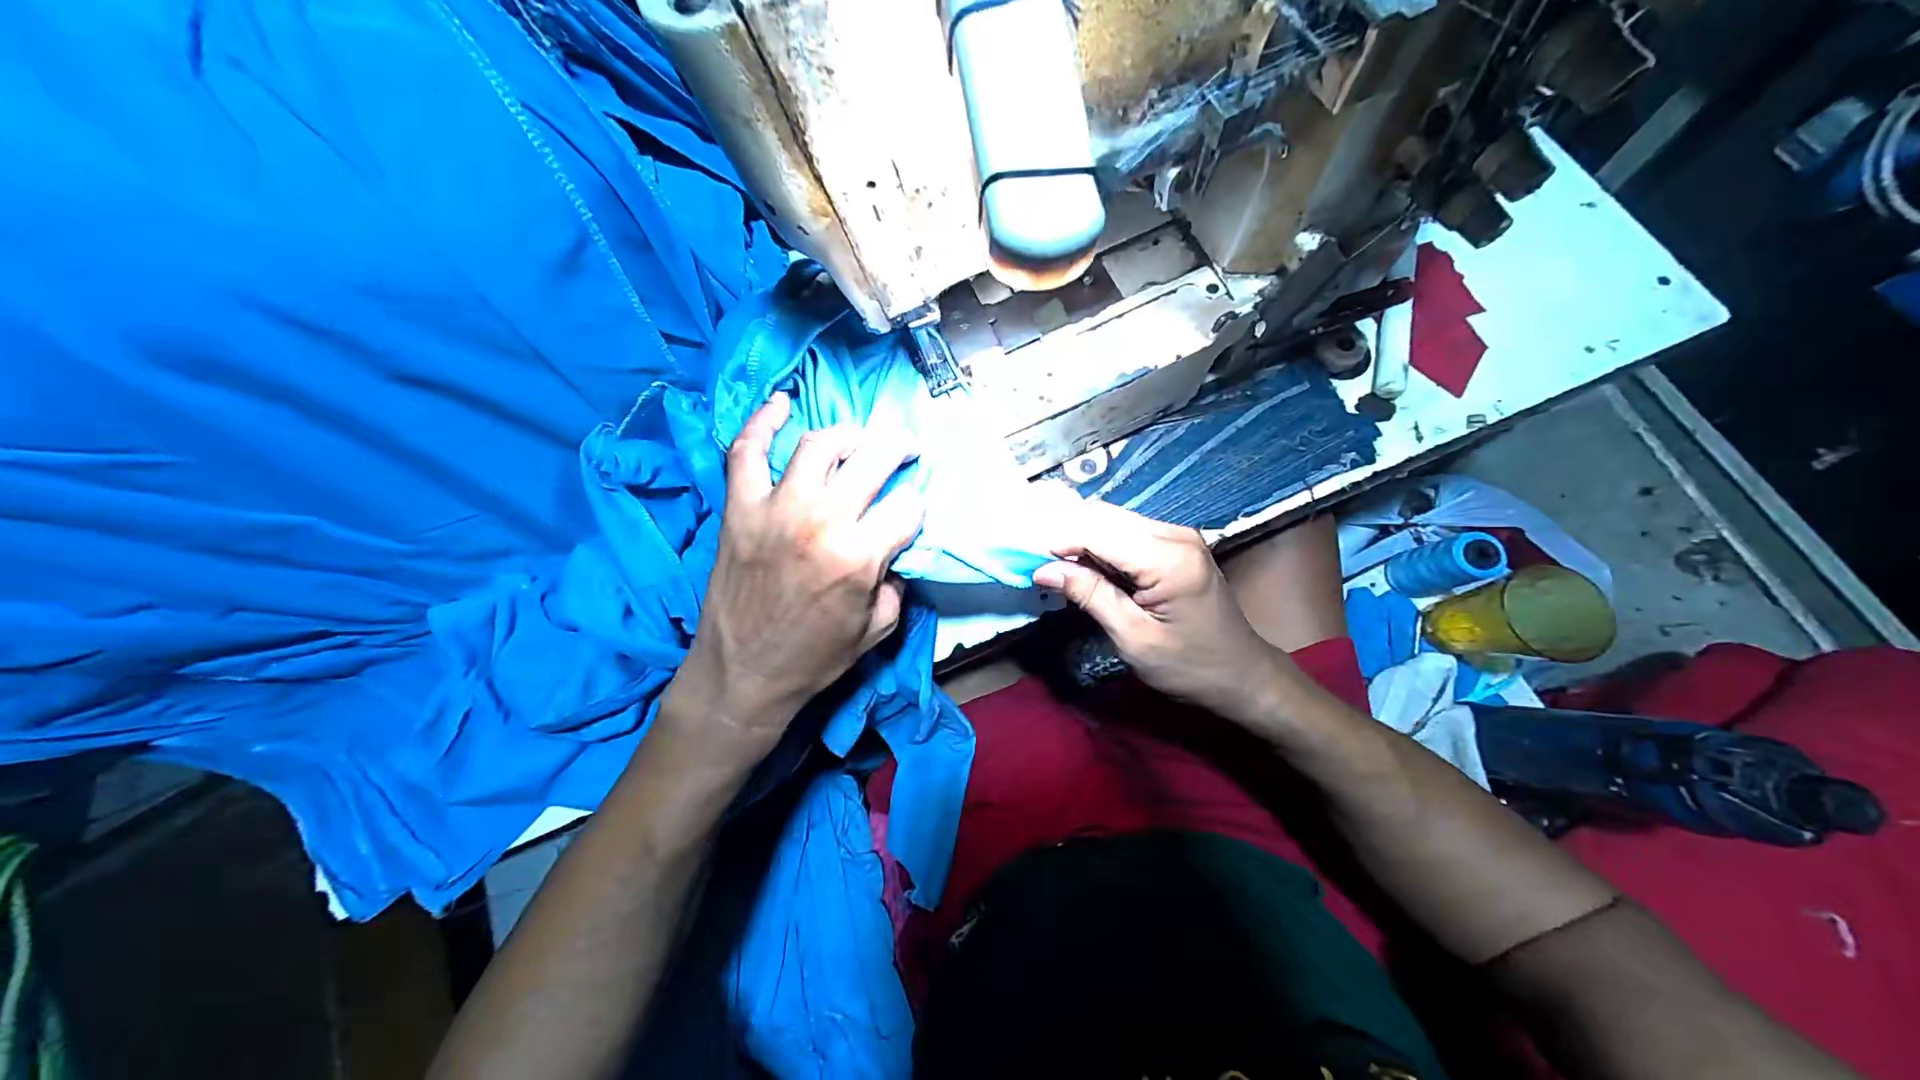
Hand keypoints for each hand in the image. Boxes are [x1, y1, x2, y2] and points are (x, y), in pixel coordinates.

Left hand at [662, 393, 924, 762]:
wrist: (743, 674)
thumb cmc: (814, 658)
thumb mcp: (877, 629)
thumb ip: (895, 583)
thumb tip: (895, 548)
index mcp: (859, 557)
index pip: (907, 506)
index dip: (915, 507)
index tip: (910, 512)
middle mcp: (821, 521)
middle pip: (873, 460)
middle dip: (898, 449)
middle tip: (903, 449)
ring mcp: (775, 509)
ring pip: (818, 445)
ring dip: (847, 434)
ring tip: (857, 440)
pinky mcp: (739, 508)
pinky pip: (746, 451)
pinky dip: (762, 422)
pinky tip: (781, 403)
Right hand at [1033, 500, 1291, 724]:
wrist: (1242, 676)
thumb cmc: (1189, 667)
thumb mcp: (1134, 638)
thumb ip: (1090, 595)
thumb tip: (1044, 568)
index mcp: (1168, 558)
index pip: (1098, 530)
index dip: (1059, 540)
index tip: (1030, 560)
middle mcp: (1174, 534)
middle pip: (1103, 516)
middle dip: (1066, 535)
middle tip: (1038, 564)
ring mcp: (1177, 535)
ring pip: (1111, 520)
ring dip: (1081, 539)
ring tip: (1057, 567)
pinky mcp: (1175, 543)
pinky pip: (1126, 532)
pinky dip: (1099, 545)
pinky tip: (1086, 568)